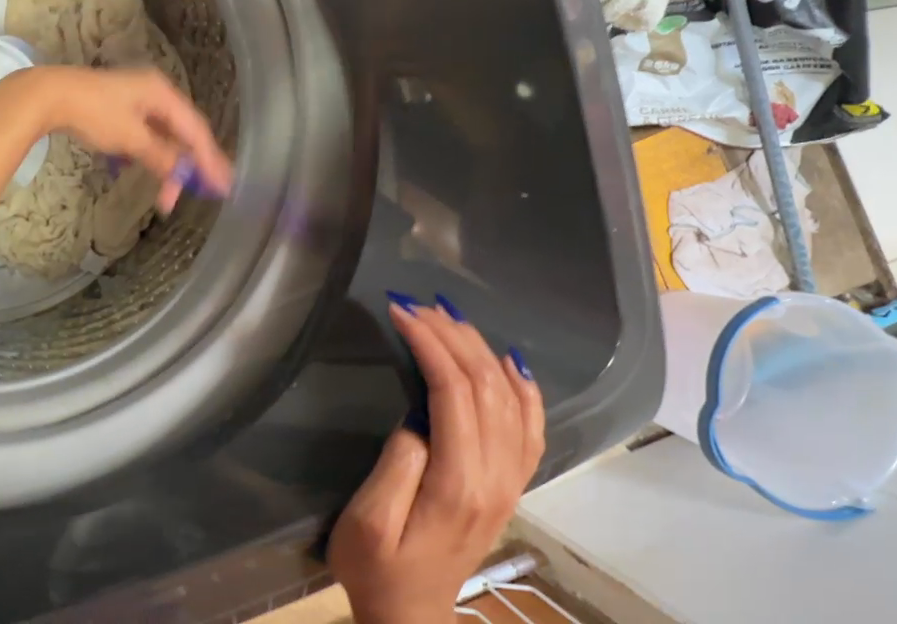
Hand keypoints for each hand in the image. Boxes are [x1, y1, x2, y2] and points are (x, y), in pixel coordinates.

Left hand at [0, 66, 232, 212]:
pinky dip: (148, 155)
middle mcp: (154, 92)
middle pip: (181, 133)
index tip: (223, 185)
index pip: (196, 130)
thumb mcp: (131, 138)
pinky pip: (143, 135)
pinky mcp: (118, 108)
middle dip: (188, 166)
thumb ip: (161, 156)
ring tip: (166, 195)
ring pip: (162, 136)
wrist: (48, 96)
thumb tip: (184, 173)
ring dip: (165, 165)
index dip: (210, 159)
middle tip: (195, 195)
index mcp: (162, 93)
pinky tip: (144, 171)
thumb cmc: (93, 113)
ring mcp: (135, 99)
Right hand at [326, 298, 544, 623]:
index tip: (398, 311)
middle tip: (416, 304)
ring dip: (481, 352)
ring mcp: (508, 483)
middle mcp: (495, 478)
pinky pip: (529, 430)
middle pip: (486, 389)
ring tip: (449, 317)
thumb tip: (416, 421)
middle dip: (453, 337)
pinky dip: (524, 390)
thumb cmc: (375, 566)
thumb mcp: (366, 524)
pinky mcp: (507, 487)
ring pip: (510, 401)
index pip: (454, 394)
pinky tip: (510, 363)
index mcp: (458, 483)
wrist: (411, 615)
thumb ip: (395, 471)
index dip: (430, 345)